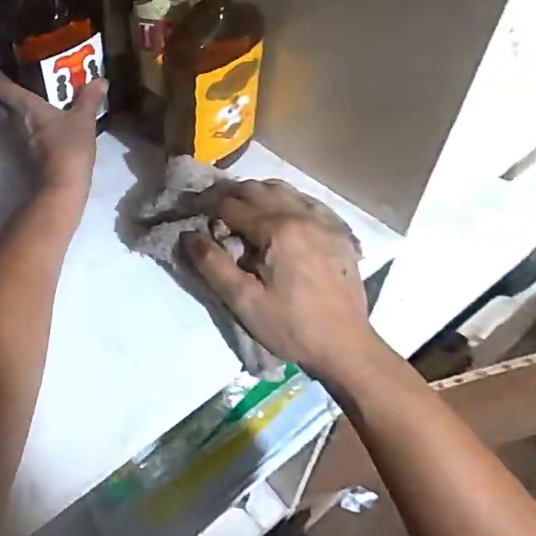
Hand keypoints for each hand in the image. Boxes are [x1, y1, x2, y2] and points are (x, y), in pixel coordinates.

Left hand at [0, 70, 104, 196]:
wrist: (60, 186)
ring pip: (2, 123)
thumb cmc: (69, 147)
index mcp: (26, 107)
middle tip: (9, 87)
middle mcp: (14, 122)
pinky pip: (12, 137)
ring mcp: (14, 142)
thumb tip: (100, 80)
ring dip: (5, 114)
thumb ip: (89, 98)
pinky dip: (16, 130)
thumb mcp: (84, 120)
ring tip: (19, 107)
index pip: (1, 87)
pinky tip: (31, 129)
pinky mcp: (20, 157)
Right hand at [180, 179, 383, 382]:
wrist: (346, 346)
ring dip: (257, 193)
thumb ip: (214, 265)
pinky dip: (284, 200)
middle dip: (230, 193)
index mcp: (277, 229)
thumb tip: (188, 235)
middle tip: (211, 205)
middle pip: (257, 189)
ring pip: (283, 190)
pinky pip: (305, 201)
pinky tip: (277, 216)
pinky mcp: (338, 231)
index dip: (208, 204)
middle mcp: (301, 214)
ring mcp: (324, 220)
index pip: (232, 204)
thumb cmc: (292, 327)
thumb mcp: (244, 301)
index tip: (192, 207)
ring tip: (240, 208)